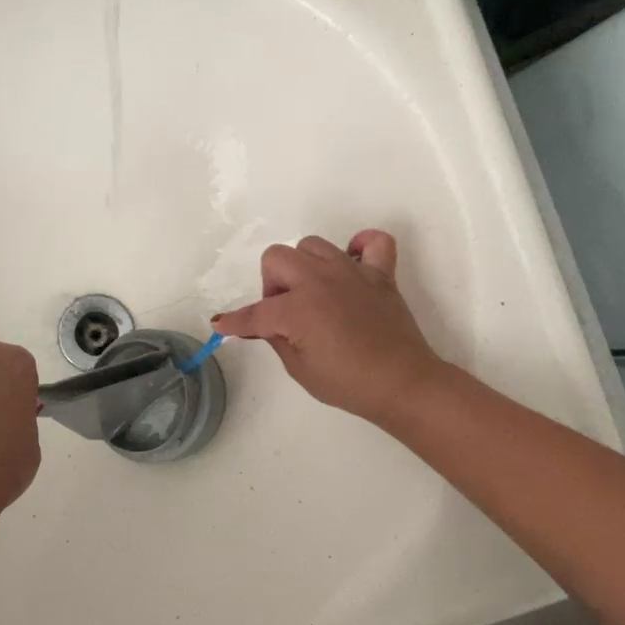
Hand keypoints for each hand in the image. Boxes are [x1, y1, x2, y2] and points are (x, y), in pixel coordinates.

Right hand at [211, 230, 445, 424]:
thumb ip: (275, 338)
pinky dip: (360, 247)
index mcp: (296, 308)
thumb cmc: (346, 383)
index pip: (255, 312)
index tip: (223, 325)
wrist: (401, 383)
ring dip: (305, 266)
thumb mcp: (298, 368)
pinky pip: (373, 241)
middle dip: (272, 285)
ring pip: (312, 245)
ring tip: (314, 294)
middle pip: (276, 259)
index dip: (235, 322)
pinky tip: (352, 268)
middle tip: (284, 314)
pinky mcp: (380, 273)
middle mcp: (319, 280)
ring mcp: (351, 271)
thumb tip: (260, 326)